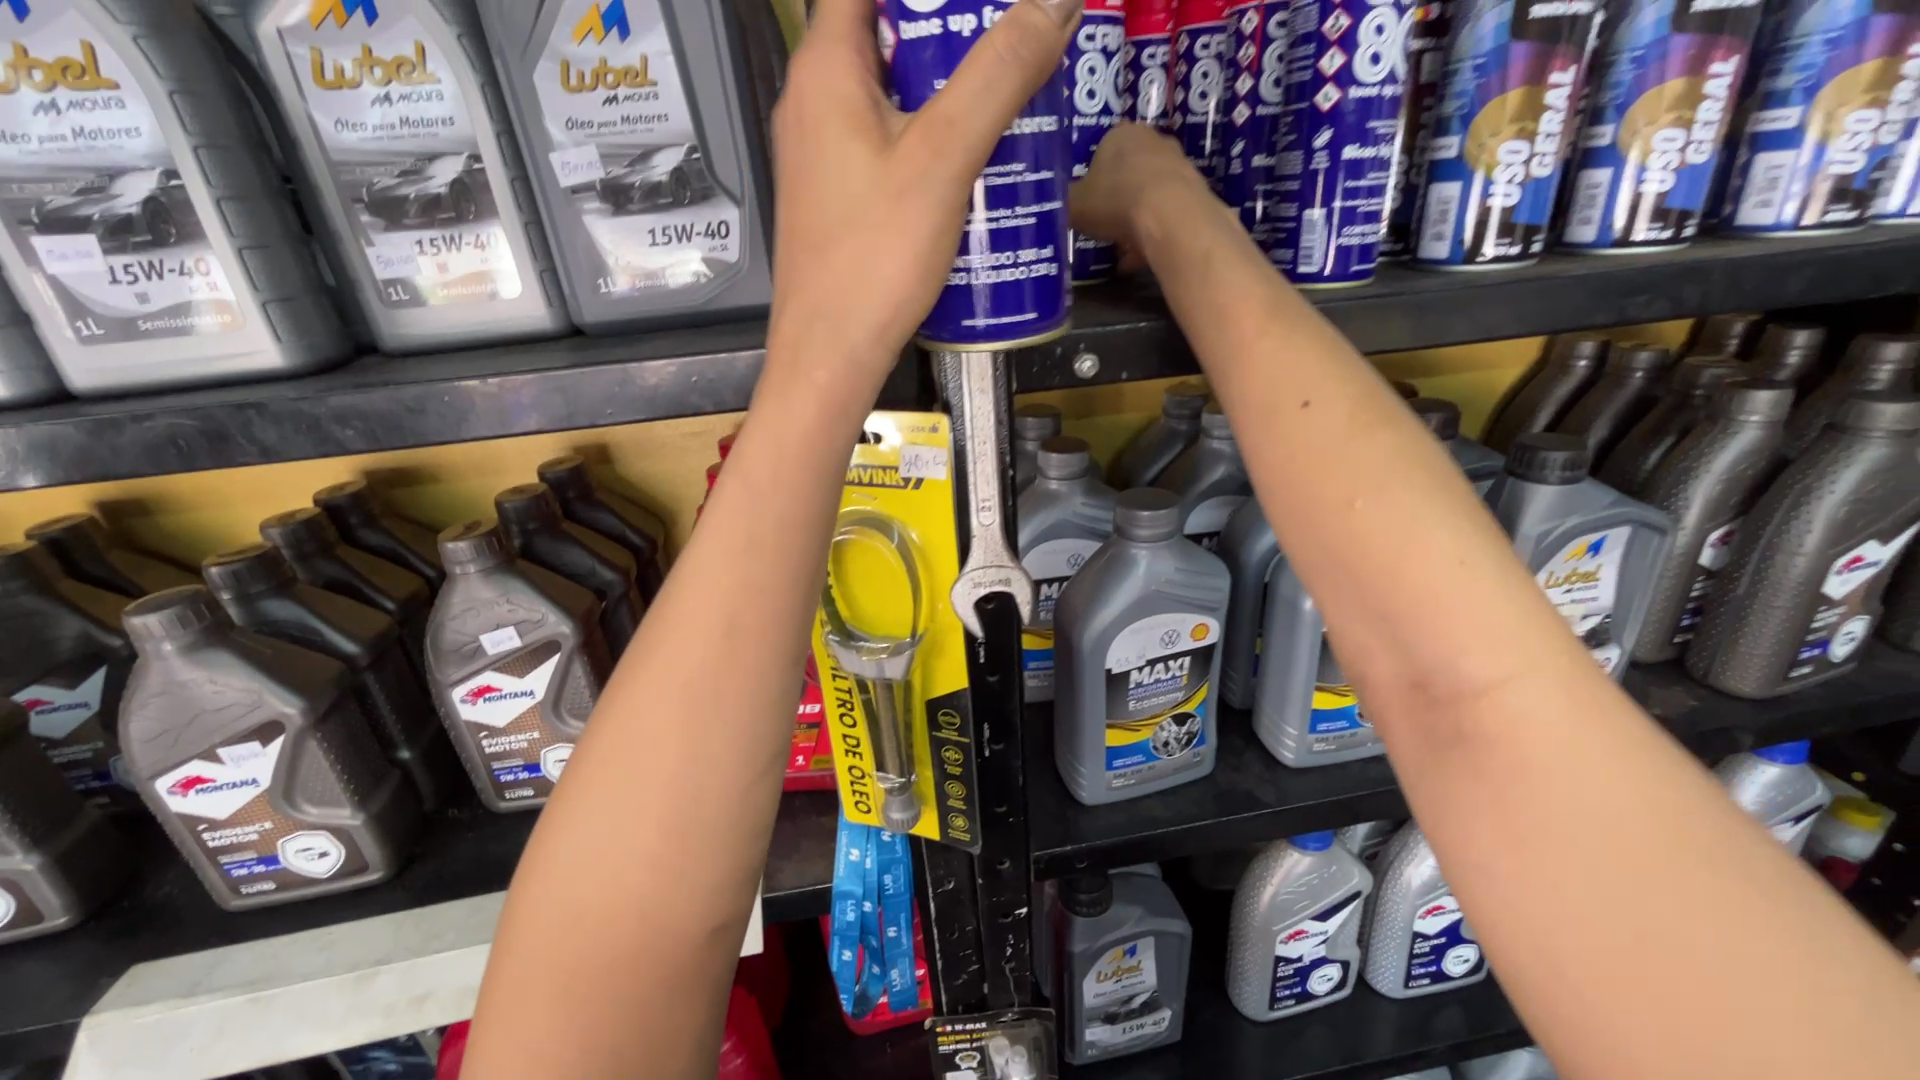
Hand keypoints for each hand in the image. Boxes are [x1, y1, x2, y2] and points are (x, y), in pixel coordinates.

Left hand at [764, 0, 1079, 397]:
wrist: (832, 354)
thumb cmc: (877, 255)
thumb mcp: (945, 157)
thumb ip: (998, 74)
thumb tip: (1056, 0)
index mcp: (825, 70)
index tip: (973, 0)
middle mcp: (811, 102)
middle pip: (881, 31)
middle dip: (948, 29)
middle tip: (1011, 40)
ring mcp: (821, 153)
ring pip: (887, 90)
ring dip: (944, 84)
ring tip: (1007, 91)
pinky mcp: (837, 195)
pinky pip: (885, 140)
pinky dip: (928, 133)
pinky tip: (973, 158)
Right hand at [1070, 122, 1214, 266]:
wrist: (1169, 216)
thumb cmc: (1114, 200)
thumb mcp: (1074, 205)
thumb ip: (1068, 203)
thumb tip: (1066, 206)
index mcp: (1120, 135)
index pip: (1101, 154)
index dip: (1092, 184)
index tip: (1089, 208)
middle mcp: (1152, 141)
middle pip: (1128, 175)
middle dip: (1117, 203)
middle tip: (1105, 229)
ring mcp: (1178, 165)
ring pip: (1149, 197)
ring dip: (1135, 222)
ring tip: (1123, 251)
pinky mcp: (1196, 192)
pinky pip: (1167, 215)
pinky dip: (1153, 234)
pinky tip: (1141, 258)